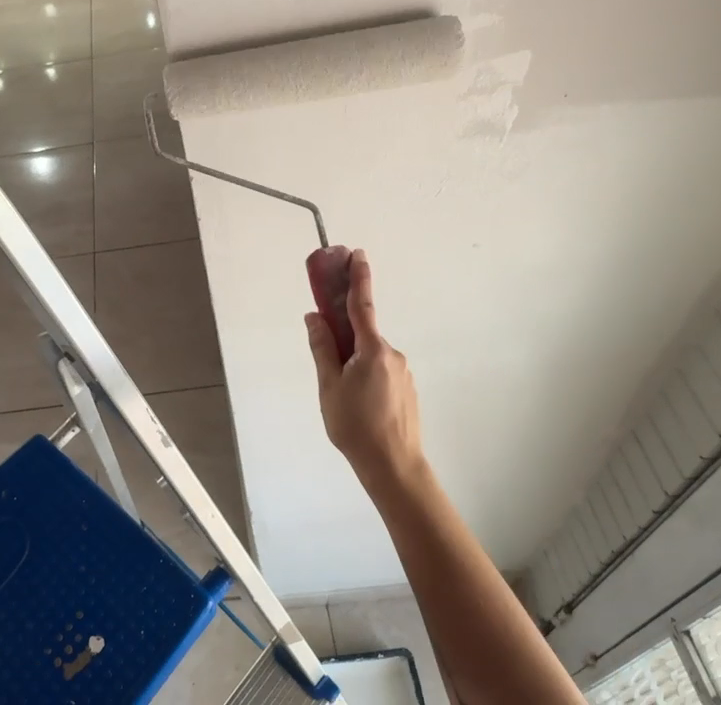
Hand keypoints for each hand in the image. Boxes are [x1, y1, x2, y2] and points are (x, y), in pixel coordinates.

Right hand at [306, 249, 425, 483]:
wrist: (394, 466)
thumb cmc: (355, 426)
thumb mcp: (328, 386)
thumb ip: (322, 348)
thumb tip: (315, 318)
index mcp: (372, 349)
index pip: (362, 305)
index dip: (359, 277)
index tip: (356, 253)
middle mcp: (392, 354)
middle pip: (363, 334)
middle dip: (344, 337)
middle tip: (327, 360)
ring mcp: (402, 373)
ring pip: (370, 356)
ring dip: (353, 362)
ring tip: (341, 398)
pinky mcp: (406, 390)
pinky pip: (380, 371)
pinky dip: (365, 375)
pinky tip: (357, 405)